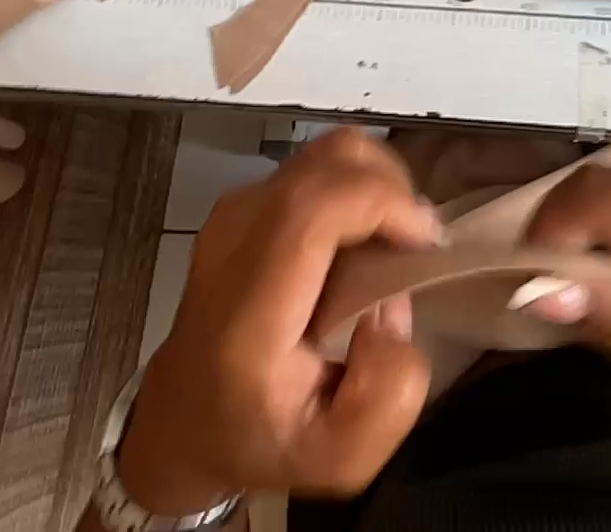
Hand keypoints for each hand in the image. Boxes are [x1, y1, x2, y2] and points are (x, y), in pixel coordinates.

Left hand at [117, 129, 439, 513]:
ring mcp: (235, 211)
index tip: (425, 239)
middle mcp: (233, 241)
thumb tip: (391, 311)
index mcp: (249, 311)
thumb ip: (389, 396)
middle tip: (417, 244)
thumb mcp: (339, 457)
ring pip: (329, 153)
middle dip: (393, 188)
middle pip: (327, 164)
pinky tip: (363, 233)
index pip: (309, 212)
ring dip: (379, 183)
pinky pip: (320, 165)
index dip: (380, 203)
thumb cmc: (260, 435)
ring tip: (393, 238)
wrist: (185, 414)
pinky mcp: (246, 200)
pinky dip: (358, 183)